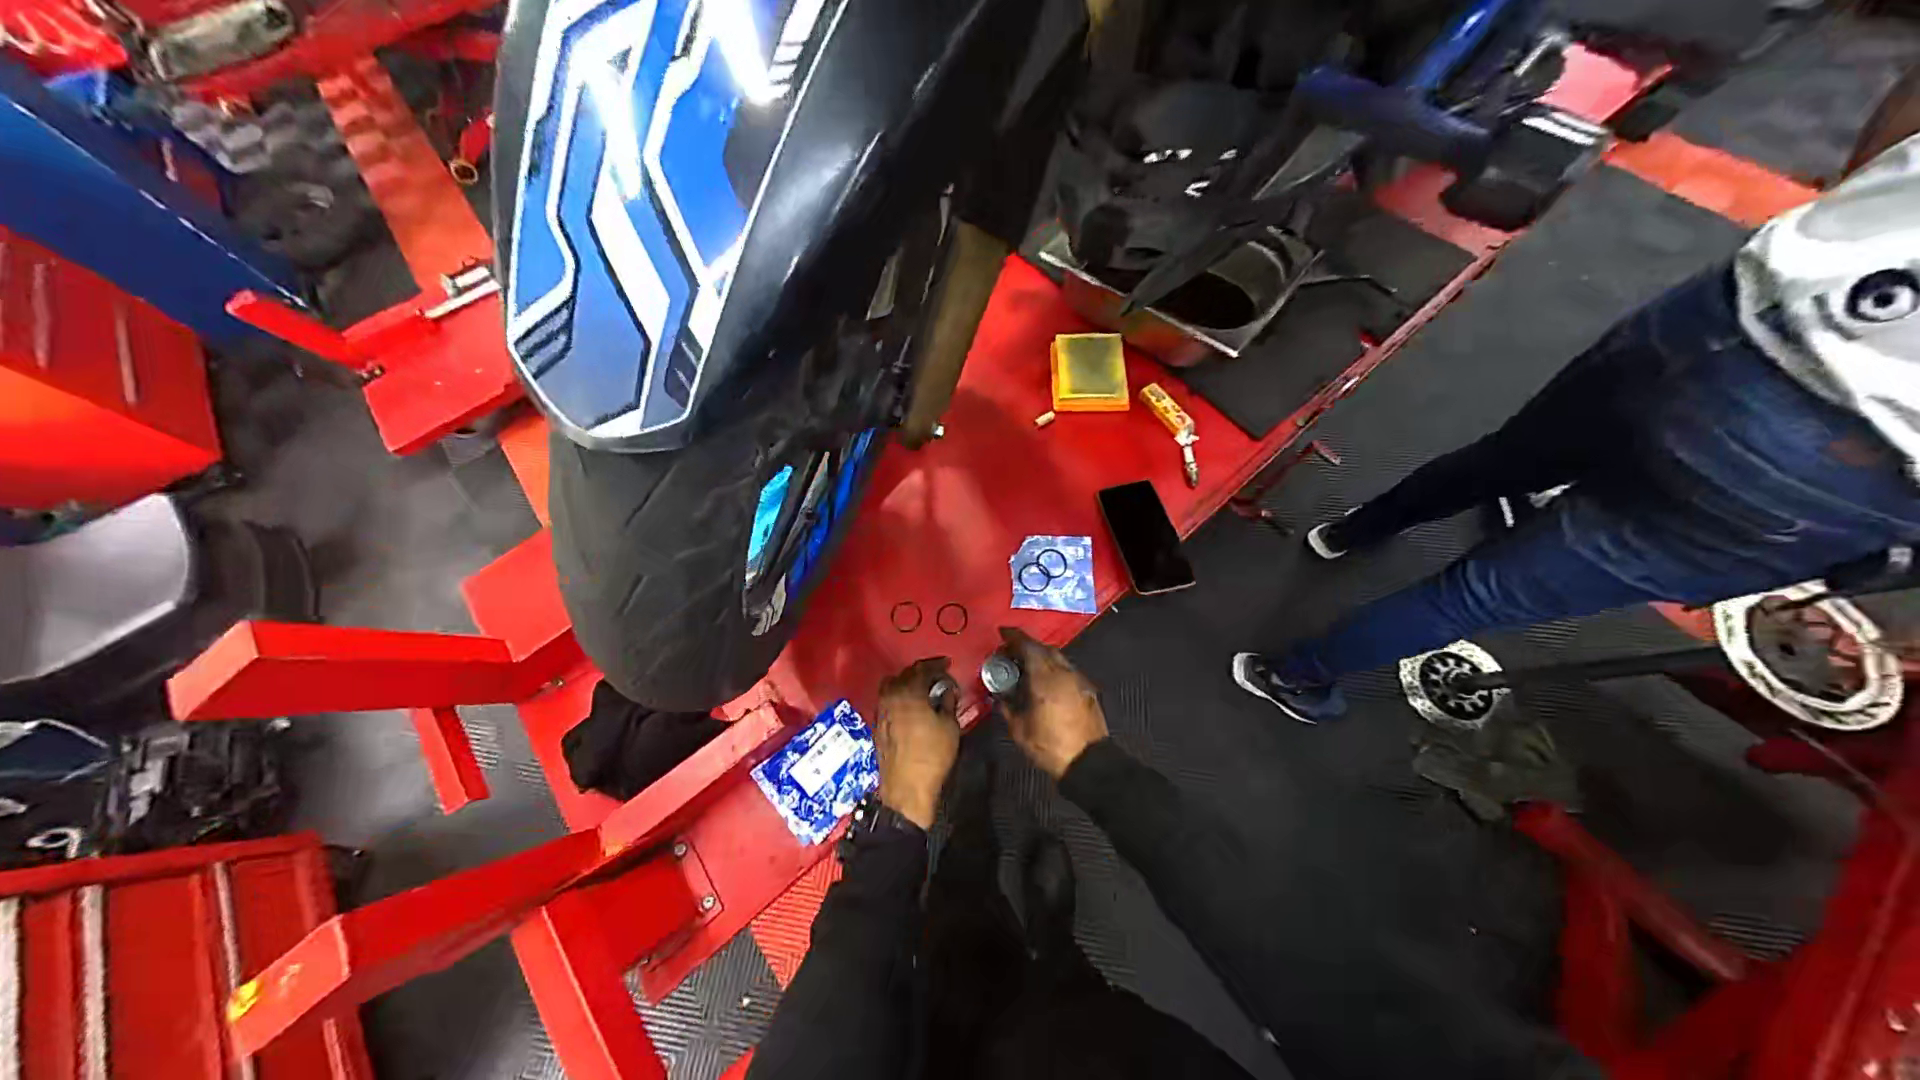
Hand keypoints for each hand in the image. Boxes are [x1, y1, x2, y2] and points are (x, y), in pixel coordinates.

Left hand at [873, 657, 961, 828]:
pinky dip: (899, 696)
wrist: (906, 789)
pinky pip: (887, 700)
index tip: (947, 664)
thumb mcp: (949, 726)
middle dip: (921, 672)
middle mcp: (890, 697)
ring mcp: (881, 711)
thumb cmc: (932, 756)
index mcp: (908, 692)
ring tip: (923, 689)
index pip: (922, 669)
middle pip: (904, 674)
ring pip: (892, 686)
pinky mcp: (877, 725)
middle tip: (937, 676)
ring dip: (907, 683)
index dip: (936, 664)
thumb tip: (947, 690)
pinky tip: (910, 705)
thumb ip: (948, 702)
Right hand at [996, 628, 1107, 779]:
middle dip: (1027, 645)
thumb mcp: (1019, 729)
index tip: (1003, 633)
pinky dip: (1054, 668)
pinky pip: (1067, 670)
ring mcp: (1079, 681)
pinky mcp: (1088, 690)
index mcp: (1045, 679)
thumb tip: (999, 695)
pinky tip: (1046, 681)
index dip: (1014, 637)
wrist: (1088, 763)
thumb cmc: (1050, 746)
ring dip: (1042, 656)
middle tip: (1011, 651)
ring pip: (1058, 658)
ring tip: (1027, 665)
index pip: (1029, 647)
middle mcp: (1064, 673)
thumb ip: (1007, 707)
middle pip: (1045, 648)